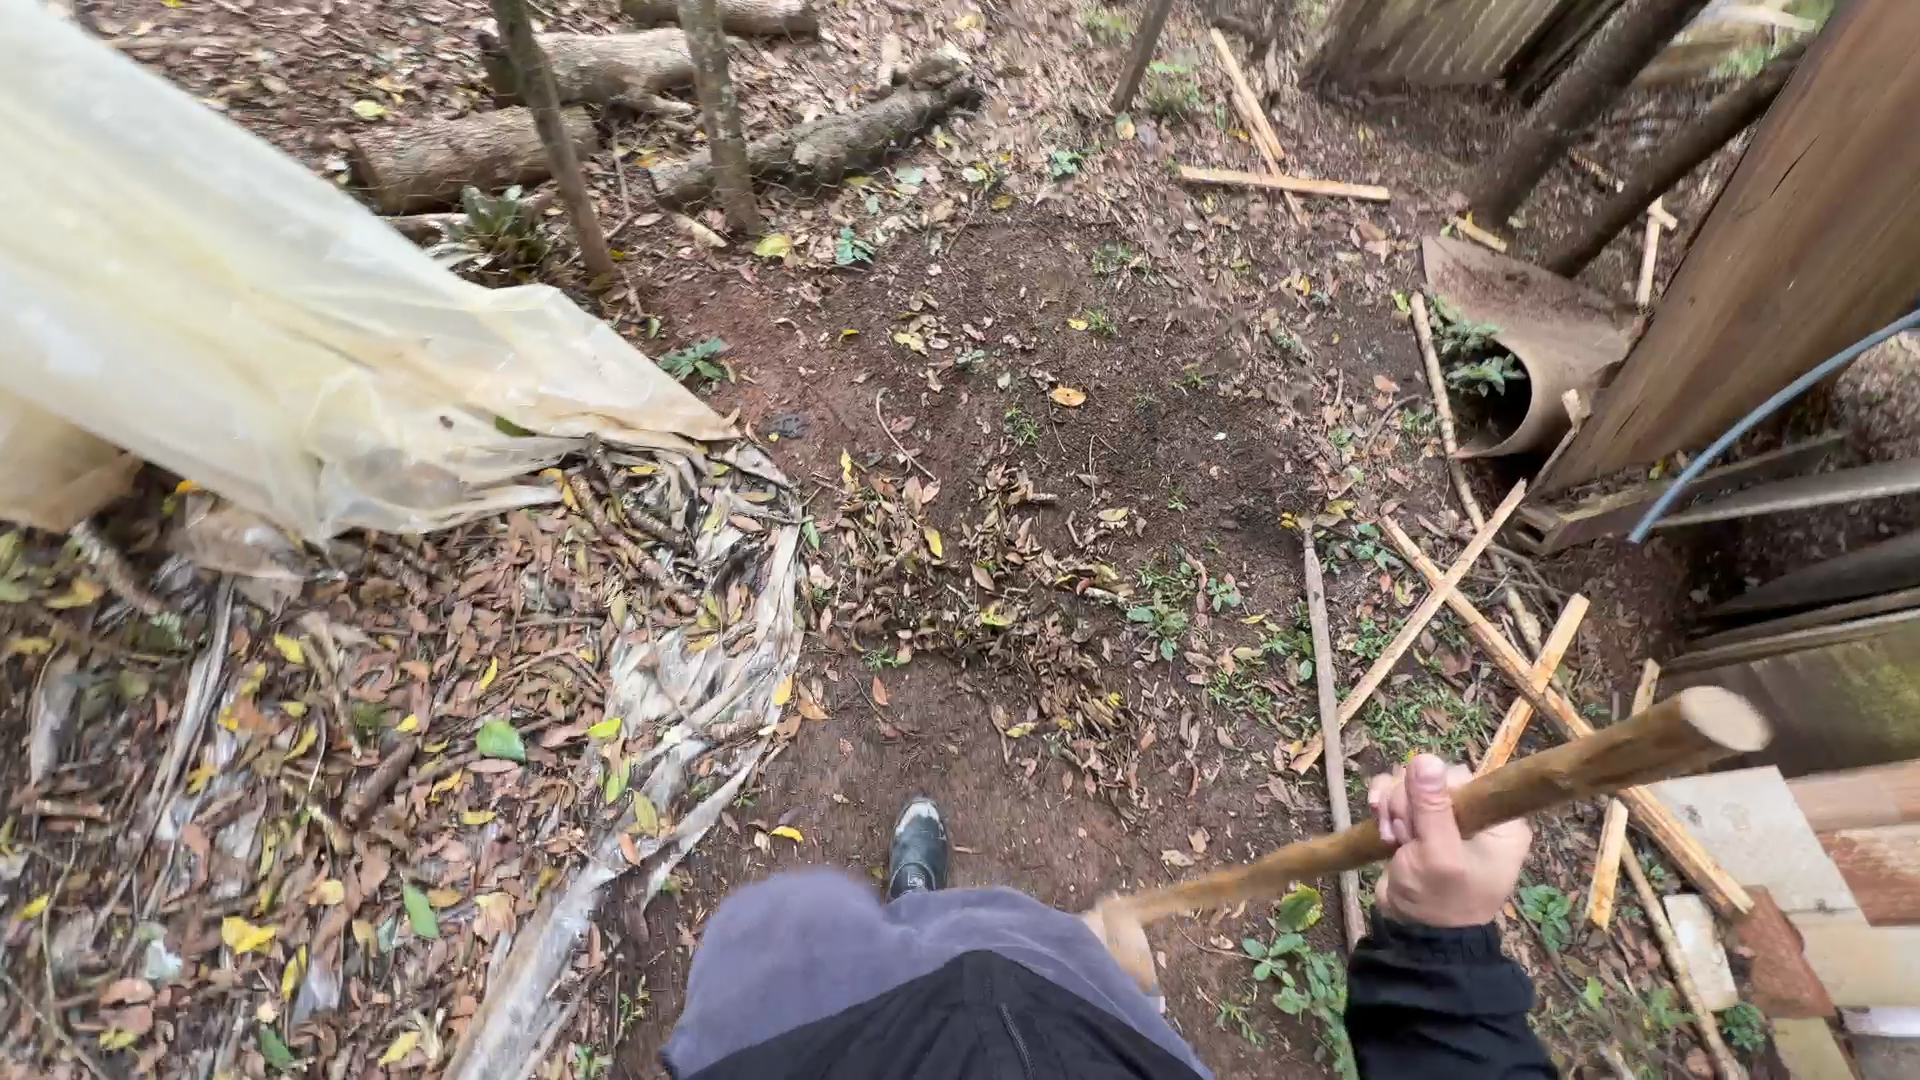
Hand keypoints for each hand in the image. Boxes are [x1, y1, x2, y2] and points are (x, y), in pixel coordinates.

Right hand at [1365, 754, 1529, 927]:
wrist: (1416, 931)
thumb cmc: (1440, 899)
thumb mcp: (1437, 855)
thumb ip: (1432, 808)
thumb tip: (1424, 758)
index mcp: (1499, 821)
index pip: (1460, 777)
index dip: (1431, 791)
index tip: (1418, 818)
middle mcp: (1475, 813)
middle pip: (1428, 778)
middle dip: (1405, 803)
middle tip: (1402, 835)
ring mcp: (1444, 817)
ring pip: (1407, 784)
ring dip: (1391, 806)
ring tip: (1391, 836)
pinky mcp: (1418, 821)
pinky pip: (1395, 793)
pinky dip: (1382, 805)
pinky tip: (1380, 826)